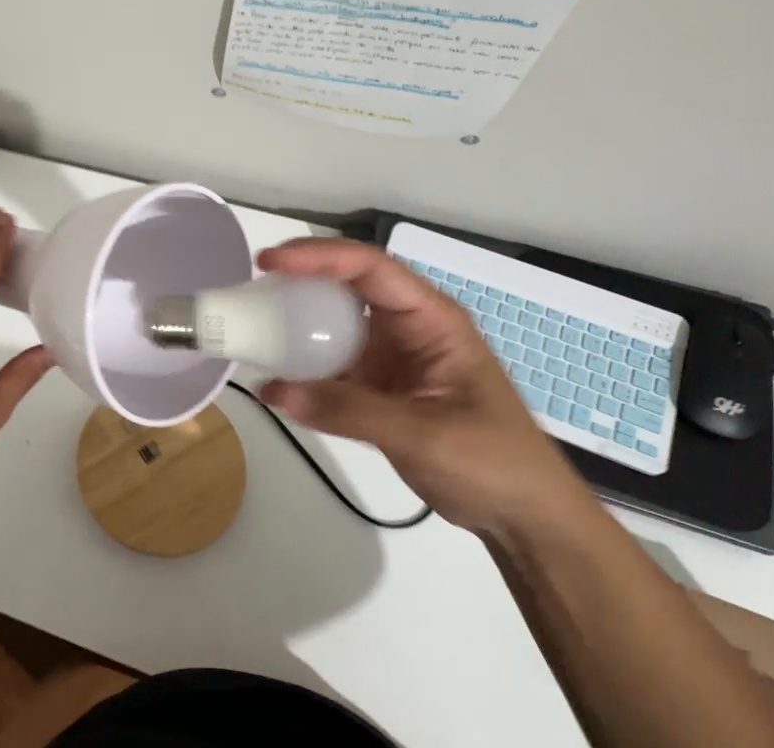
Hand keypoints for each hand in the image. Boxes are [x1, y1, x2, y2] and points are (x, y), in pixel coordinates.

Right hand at [256, 239, 590, 537]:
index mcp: (431, 321)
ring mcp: (390, 360)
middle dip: (299, 282)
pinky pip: (331, 370)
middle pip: (346, 288)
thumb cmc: (493, 462)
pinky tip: (271, 386)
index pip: (370, 269)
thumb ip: (350, 411)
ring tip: (251, 328)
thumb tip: (275, 390)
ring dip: (296, 326)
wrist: (522, 516)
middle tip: (251, 288)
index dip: (320, 257)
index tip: (270, 263)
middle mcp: (407, 330)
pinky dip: (301, 373)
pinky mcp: (377, 392)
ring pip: (334, 327)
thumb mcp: (424, 434)